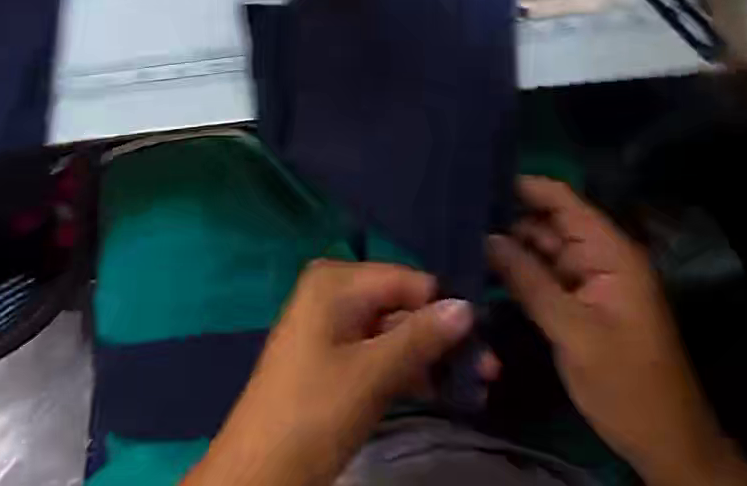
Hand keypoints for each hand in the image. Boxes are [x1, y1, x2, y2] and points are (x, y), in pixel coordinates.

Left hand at [184, 260, 476, 485]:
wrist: (257, 477)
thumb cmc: (313, 414)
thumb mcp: (371, 374)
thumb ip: (420, 337)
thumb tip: (467, 306)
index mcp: (335, 281)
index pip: (407, 280)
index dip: (446, 305)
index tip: (487, 336)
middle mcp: (335, 293)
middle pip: (402, 305)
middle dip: (443, 336)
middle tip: (489, 369)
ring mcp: (334, 328)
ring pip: (395, 333)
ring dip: (433, 357)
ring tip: (479, 383)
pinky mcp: (336, 361)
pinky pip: (381, 354)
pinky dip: (410, 371)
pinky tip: (445, 390)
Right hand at [489, 176, 746, 485]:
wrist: (668, 447)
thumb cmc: (627, 384)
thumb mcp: (574, 332)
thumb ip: (529, 282)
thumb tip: (486, 239)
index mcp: (610, 252)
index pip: (563, 200)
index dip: (524, 186)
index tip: (478, 179)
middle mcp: (599, 257)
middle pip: (548, 223)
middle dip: (507, 216)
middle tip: (455, 212)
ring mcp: (589, 281)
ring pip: (542, 250)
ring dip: (508, 244)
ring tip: (459, 233)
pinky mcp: (580, 305)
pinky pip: (545, 276)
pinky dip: (518, 271)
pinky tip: (482, 265)